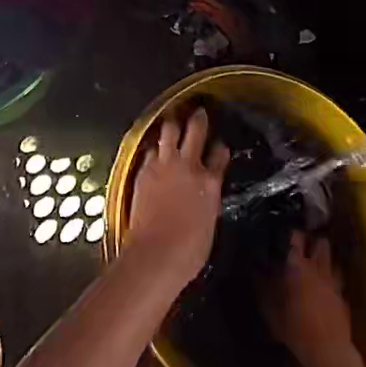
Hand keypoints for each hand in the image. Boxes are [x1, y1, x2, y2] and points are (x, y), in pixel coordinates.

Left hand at [124, 107, 228, 283]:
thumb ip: (207, 200)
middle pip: (196, 130)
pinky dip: (154, 147)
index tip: (219, 146)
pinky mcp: (145, 171)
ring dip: (172, 124)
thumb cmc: (189, 250)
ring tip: (172, 118)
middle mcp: (189, 166)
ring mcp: (165, 165)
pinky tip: (154, 147)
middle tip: (199, 111)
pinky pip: (151, 149)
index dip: (220, 149)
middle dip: (199, 118)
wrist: (156, 255)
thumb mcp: (208, 222)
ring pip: (169, 131)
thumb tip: (203, 195)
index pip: (219, 154)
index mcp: (210, 181)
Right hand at [263, 231, 356, 366]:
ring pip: (332, 257)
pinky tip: (326, 284)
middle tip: (305, 246)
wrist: (329, 351)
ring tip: (316, 261)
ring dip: (325, 257)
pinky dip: (332, 276)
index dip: (292, 234)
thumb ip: (265, 291)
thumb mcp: (273, 313)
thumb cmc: (296, 331)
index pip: (296, 239)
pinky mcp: (343, 294)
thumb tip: (257, 273)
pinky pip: (339, 277)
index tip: (288, 234)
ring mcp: (334, 281)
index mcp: (299, 269)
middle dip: (314, 241)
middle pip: (321, 242)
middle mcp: (318, 269)